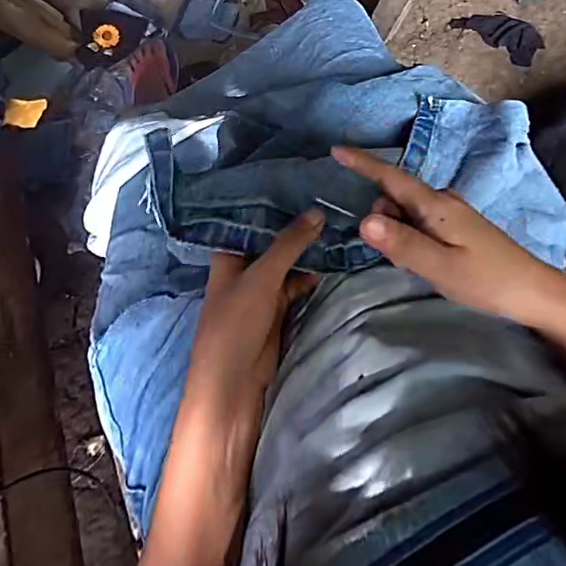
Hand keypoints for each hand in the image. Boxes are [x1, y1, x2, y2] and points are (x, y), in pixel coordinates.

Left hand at [179, 210, 322, 444]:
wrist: (232, 386)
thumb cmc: (234, 325)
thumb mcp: (261, 278)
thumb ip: (289, 244)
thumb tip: (317, 211)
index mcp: (227, 255)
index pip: (249, 217)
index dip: (271, 200)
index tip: (300, 178)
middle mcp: (244, 266)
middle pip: (272, 238)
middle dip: (296, 223)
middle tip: (328, 195)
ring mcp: (261, 287)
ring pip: (288, 259)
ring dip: (308, 247)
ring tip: (338, 219)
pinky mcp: (278, 306)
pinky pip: (298, 281)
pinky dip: (313, 272)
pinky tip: (334, 257)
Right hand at [331, 146, 565, 328]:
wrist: (533, 290)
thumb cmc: (487, 279)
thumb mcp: (440, 268)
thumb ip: (402, 244)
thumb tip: (364, 220)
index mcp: (436, 205)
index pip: (391, 178)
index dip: (363, 163)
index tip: (336, 149)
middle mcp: (442, 200)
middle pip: (394, 197)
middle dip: (384, 221)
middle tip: (403, 259)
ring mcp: (452, 212)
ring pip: (407, 212)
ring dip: (400, 234)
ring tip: (422, 266)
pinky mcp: (457, 226)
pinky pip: (421, 222)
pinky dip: (413, 238)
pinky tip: (430, 262)